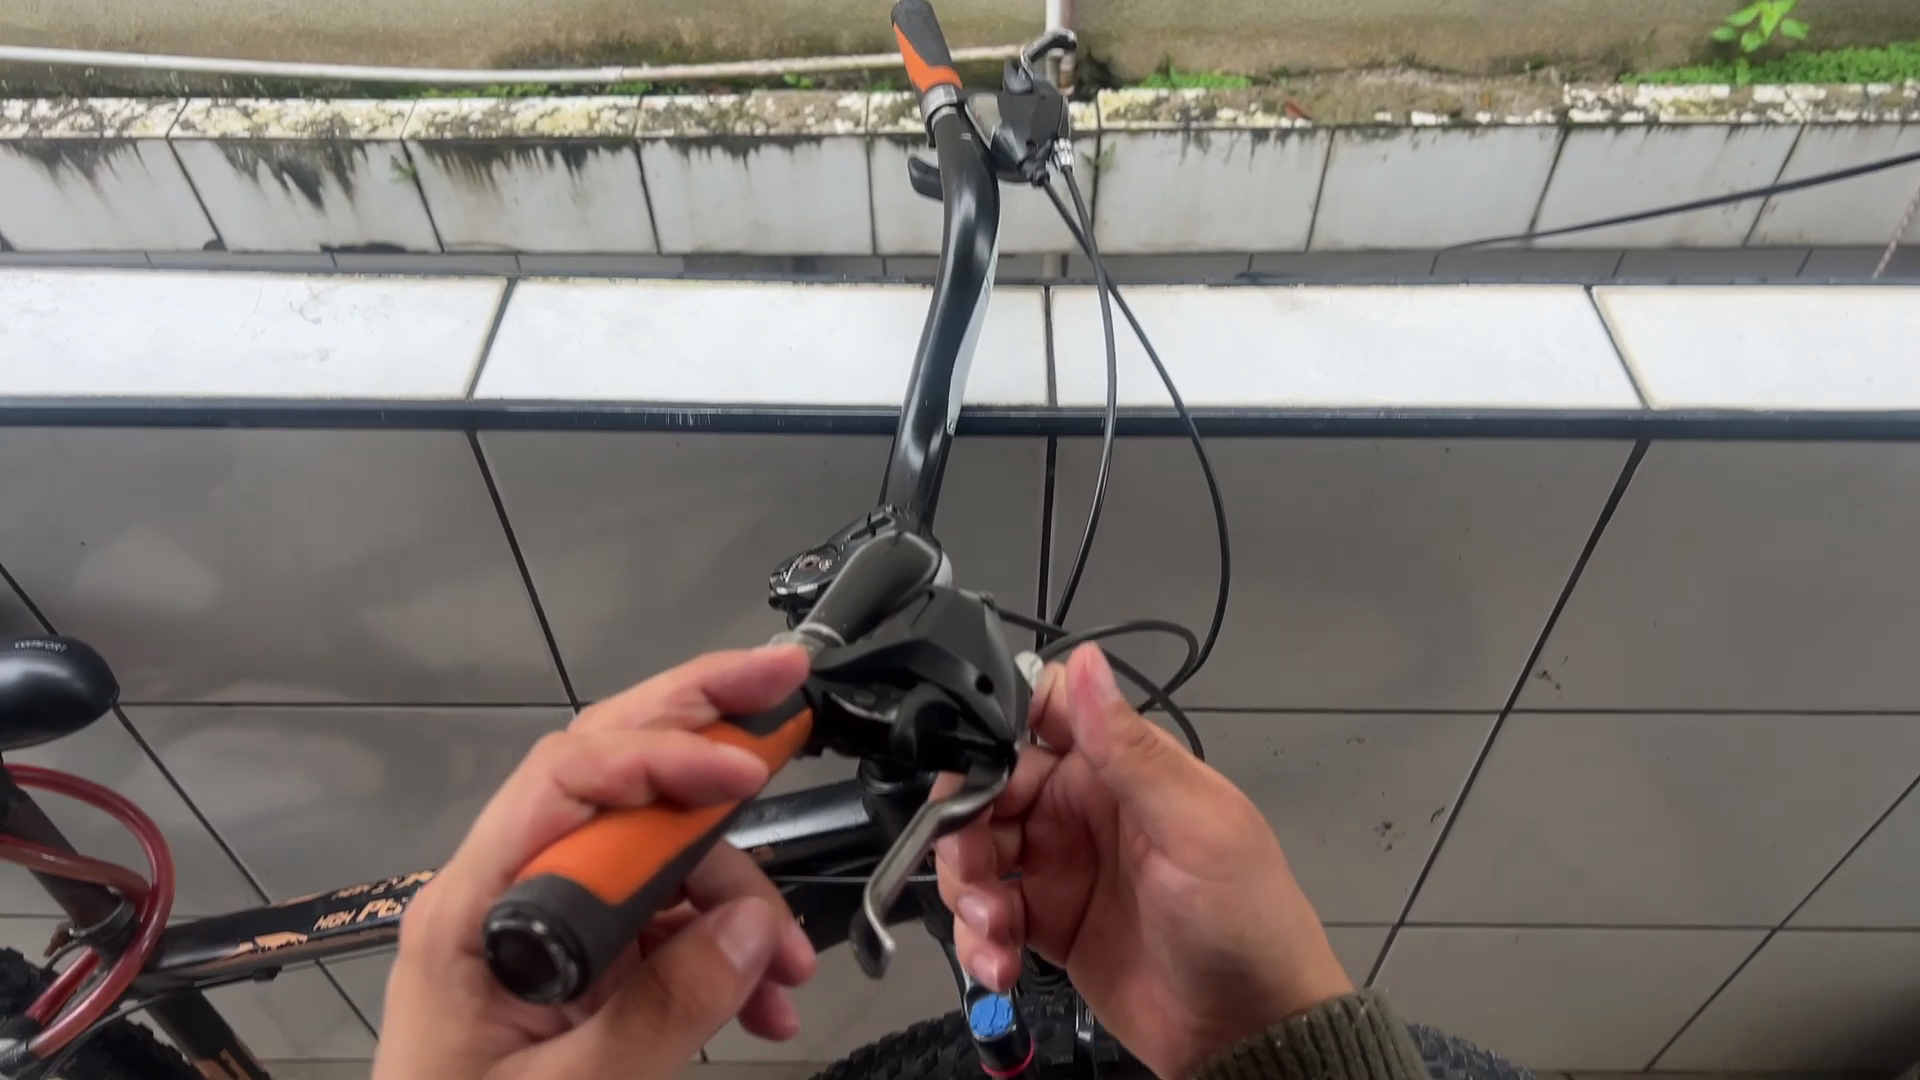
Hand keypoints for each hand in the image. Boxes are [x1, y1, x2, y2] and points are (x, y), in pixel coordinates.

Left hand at [373, 646, 819, 1079]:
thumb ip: (657, 1014)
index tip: (748, 773)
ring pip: (674, 841)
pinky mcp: (608, 937)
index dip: (664, 757)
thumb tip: (753, 924)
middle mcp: (524, 878)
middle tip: (784, 674)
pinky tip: (770, 994)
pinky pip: (688, 902)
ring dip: (747, 887)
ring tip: (791, 965)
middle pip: (619, 755)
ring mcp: (570, 905)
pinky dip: (738, 934)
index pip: (568, 776)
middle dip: (709, 710)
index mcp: (478, 903)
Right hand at [935, 645, 1352, 1077]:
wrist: (1250, 1035)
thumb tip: (1088, 661)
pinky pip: (987, 912)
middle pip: (990, 783)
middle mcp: (1078, 805)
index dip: (996, 727)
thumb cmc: (1246, 918)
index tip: (976, 764)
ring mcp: (1058, 862)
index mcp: (1115, 764)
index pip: (1039, 713)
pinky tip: (999, 959)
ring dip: (967, 883)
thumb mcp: (1194, 827)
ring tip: (994, 923)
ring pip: (977, 846)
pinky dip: (978, 935)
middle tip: (972, 863)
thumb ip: (1131, 749)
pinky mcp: (1044, 918)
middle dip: (964, 820)